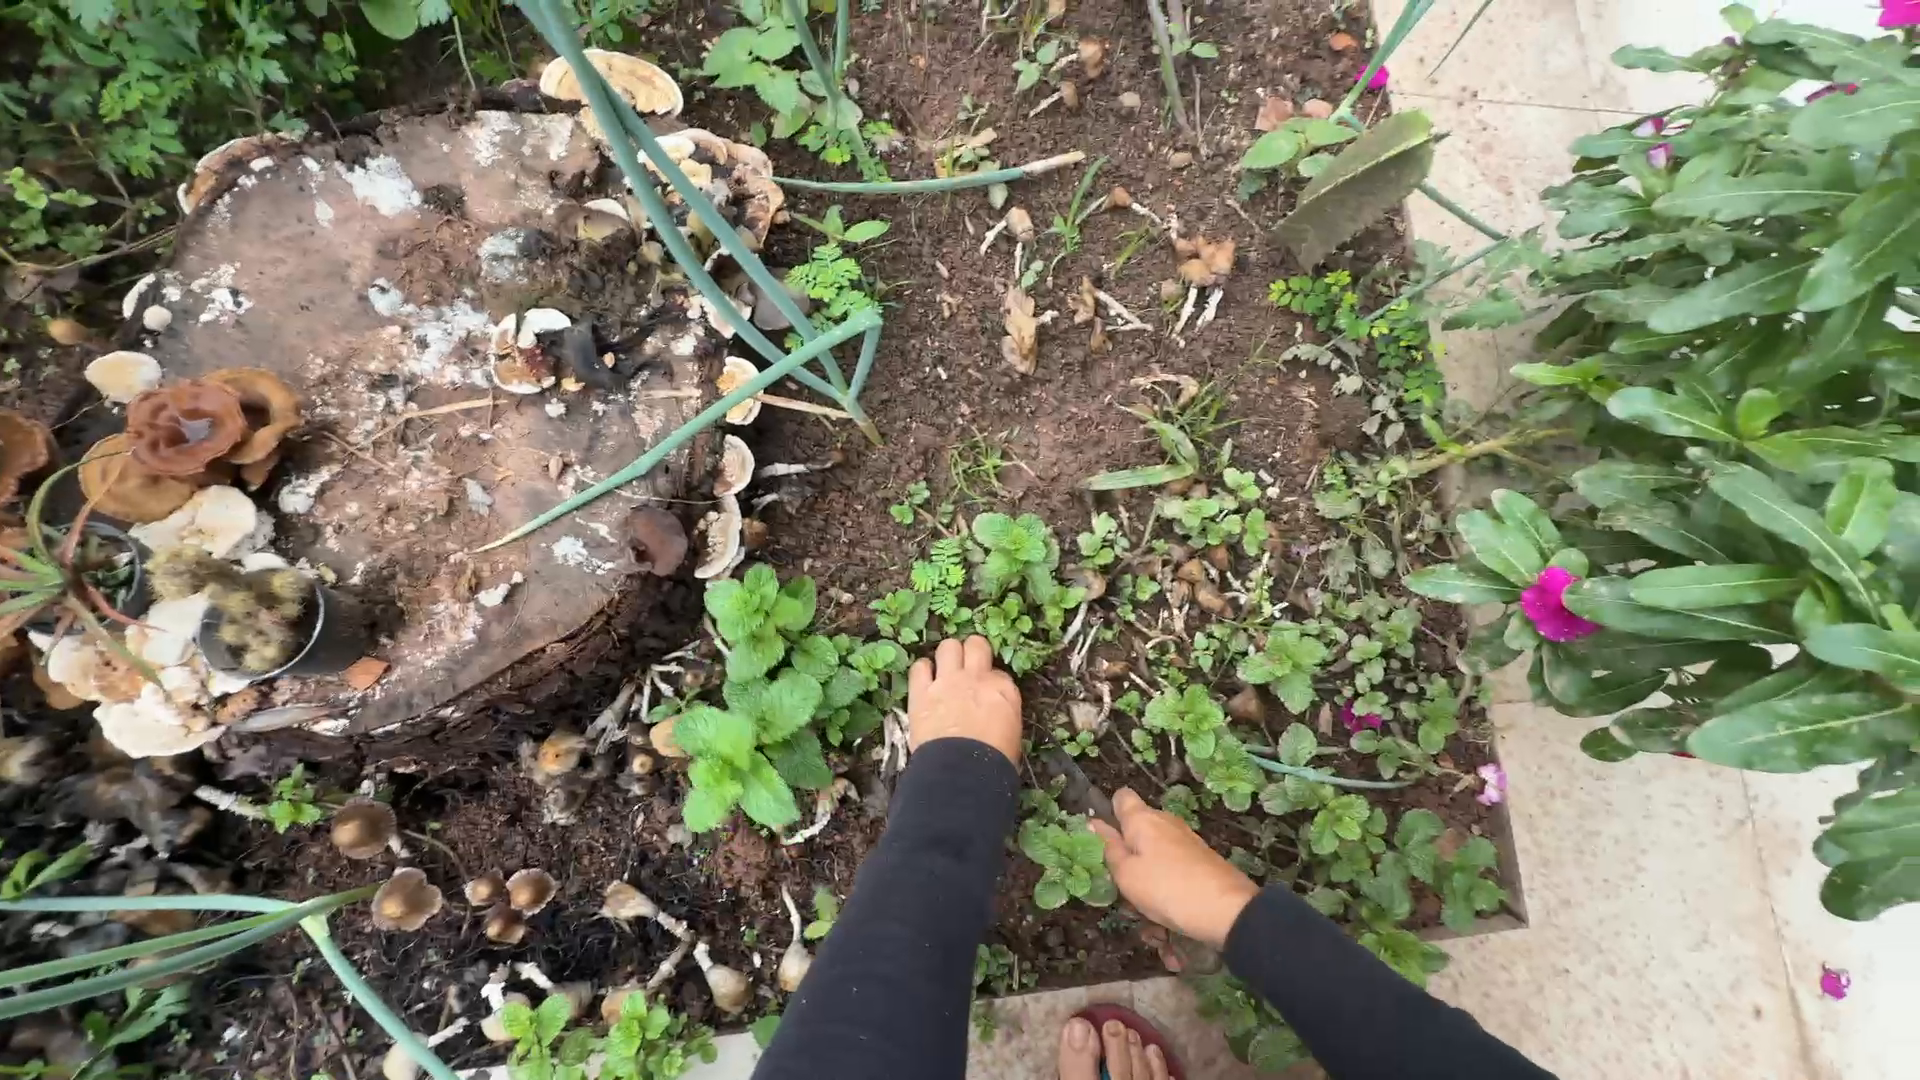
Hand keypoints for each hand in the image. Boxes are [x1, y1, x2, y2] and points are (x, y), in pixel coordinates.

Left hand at [907, 636, 1021, 763]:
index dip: (991, 680)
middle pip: (975, 645)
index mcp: (1003, 689)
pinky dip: (922, 671)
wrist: (963, 772)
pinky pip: (919, 667)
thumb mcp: (1011, 733)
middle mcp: (976, 677)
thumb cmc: (994, 762)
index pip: (998, 672)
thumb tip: (993, 713)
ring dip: (947, 656)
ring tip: (944, 668)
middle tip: (967, 665)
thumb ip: (1002, 712)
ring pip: (947, 647)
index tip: (986, 692)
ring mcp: (947, 682)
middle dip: (972, 651)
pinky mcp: (921, 693)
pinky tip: (924, 680)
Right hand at [1091, 787, 1259, 947]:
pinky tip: (1168, 931)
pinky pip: (1173, 875)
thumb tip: (1094, 823)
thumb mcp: (1126, 874)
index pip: (1121, 797)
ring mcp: (1186, 843)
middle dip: (1127, 862)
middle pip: (1137, 835)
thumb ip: (1108, 849)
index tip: (1104, 840)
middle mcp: (1165, 823)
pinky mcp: (1201, 863)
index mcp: (1142, 819)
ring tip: (1149, 927)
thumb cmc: (1167, 888)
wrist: (1228, 911)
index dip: (1110, 813)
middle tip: (1122, 893)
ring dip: (1147, 888)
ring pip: (1155, 861)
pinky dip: (1167, 896)